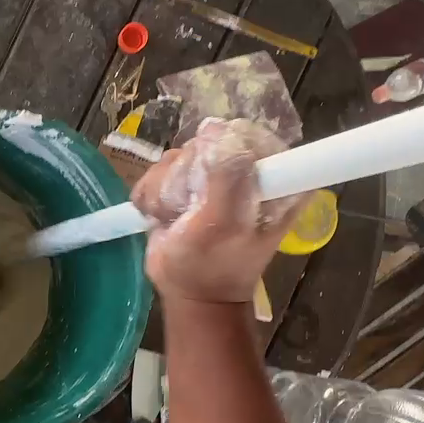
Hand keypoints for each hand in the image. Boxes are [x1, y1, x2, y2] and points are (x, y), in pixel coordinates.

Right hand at [130, 118, 305, 305]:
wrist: (190, 294)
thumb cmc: (211, 266)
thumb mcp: (224, 222)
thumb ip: (227, 174)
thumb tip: (216, 128)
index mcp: (272, 176)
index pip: (243, 136)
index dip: (217, 152)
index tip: (206, 184)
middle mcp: (244, 171)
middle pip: (205, 143)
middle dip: (185, 176)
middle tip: (188, 210)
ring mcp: (211, 178)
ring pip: (176, 156)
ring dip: (164, 190)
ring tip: (171, 218)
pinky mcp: (183, 187)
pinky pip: (157, 170)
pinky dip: (151, 195)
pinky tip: (159, 217)